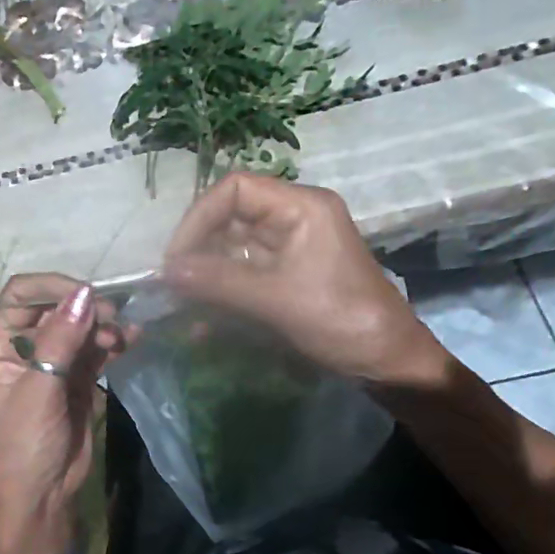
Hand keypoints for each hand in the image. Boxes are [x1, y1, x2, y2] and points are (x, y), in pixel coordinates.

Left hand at [0, 274, 128, 553]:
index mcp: (0, 348)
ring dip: (102, 326)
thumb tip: (85, 294)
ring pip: (79, 329)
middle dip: (84, 308)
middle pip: (55, 309)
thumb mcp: (39, 391)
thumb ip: (61, 342)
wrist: (41, 499)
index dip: (51, 287)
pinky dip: (113, 343)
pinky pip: (96, 352)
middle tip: (111, 319)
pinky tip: (132, 340)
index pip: (20, 297)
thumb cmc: (24, 446)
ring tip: (122, 336)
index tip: (86, 294)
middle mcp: (25, 351)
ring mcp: (53, 366)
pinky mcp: (77, 382)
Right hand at [163, 174, 444, 387]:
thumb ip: (220, 281)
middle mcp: (294, 220)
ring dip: (207, 279)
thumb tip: (166, 271)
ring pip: (234, 252)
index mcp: (301, 207)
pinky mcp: (288, 280)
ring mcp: (291, 251)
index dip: (199, 218)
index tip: (176, 259)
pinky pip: (245, 279)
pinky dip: (223, 297)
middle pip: (231, 220)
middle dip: (199, 252)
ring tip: (182, 308)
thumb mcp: (277, 299)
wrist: (387, 363)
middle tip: (173, 288)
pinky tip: (203, 325)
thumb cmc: (340, 320)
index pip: (235, 190)